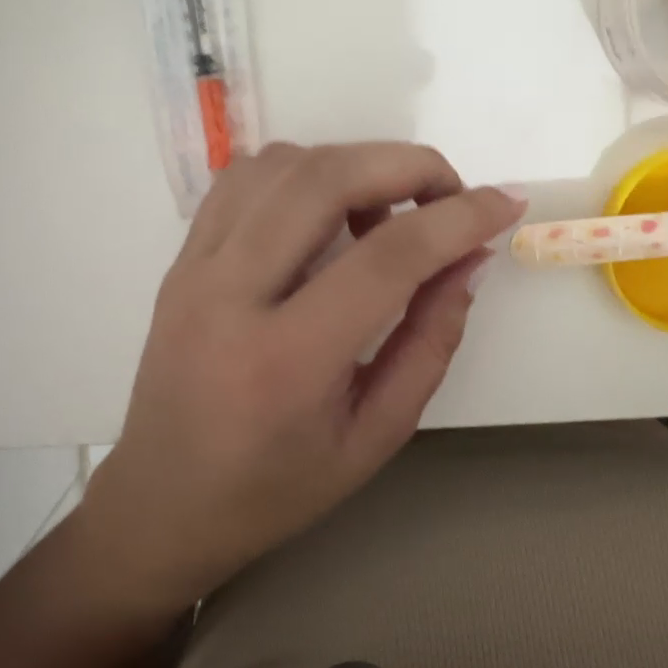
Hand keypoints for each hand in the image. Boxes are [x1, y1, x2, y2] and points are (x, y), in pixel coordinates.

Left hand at [83, 143, 524, 592]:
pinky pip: (248, 177)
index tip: (505, 204)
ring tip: (388, 214)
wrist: (162, 504)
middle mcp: (230, 297)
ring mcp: (195, 268)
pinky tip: (332, 210)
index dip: (460, 218)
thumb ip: (431, 341)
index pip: (388, 257)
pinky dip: (306, 171)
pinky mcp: (182, 257)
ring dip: (356, 164)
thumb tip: (469, 258)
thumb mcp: (377, 435)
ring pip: (284, 163)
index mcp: (286, 362)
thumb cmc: (278, 488)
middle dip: (409, 165)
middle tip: (451, 195)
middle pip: (327, 179)